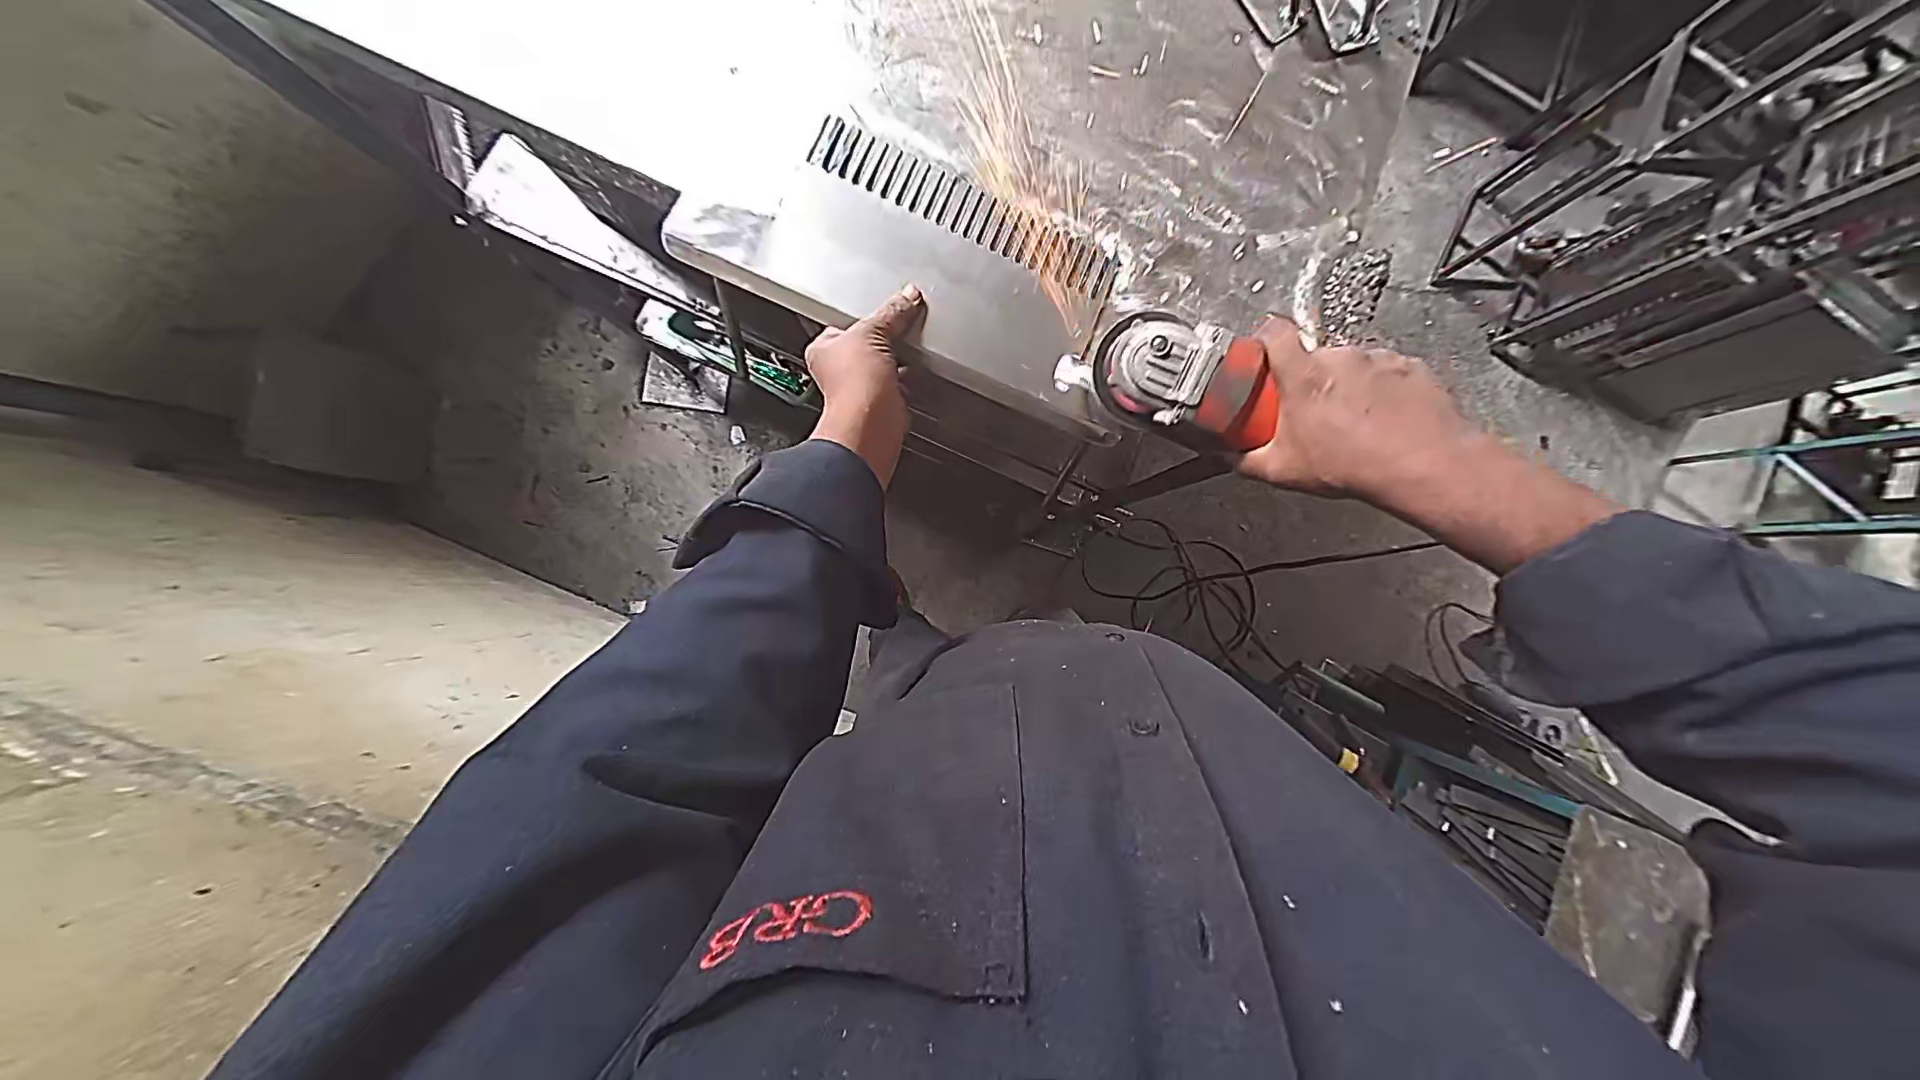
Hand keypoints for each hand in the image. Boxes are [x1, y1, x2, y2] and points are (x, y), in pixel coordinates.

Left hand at [806, 285, 925, 488]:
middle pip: (867, 346)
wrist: (872, 420)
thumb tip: (908, 295)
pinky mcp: (882, 403)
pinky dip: (908, 380)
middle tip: (898, 330)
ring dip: (897, 361)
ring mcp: (861, 388)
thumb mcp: (873, 331)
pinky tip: (913, 373)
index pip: (843, 325)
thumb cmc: (854, 383)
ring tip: (907, 351)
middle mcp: (839, 371)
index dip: (864, 318)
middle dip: (885, 341)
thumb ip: (892, 312)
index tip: (884, 311)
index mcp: (823, 349)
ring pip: (884, 366)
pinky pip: (898, 385)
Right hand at [1234, 317, 1619, 572]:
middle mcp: (1341, 359)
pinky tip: (1376, 421)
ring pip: (1348, 367)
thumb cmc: (1355, 463)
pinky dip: (1376, 393)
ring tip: (1346, 423)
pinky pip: (1382, 374)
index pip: (1273, 332)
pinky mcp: (1409, 368)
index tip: (1259, 357)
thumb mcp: (1281, 469)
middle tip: (1305, 413)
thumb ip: (1244, 459)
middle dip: (1305, 382)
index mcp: (1304, 376)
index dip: (1262, 339)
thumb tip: (1227, 456)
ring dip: (1342, 388)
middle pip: (1311, 357)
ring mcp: (1378, 360)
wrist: (1423, 465)